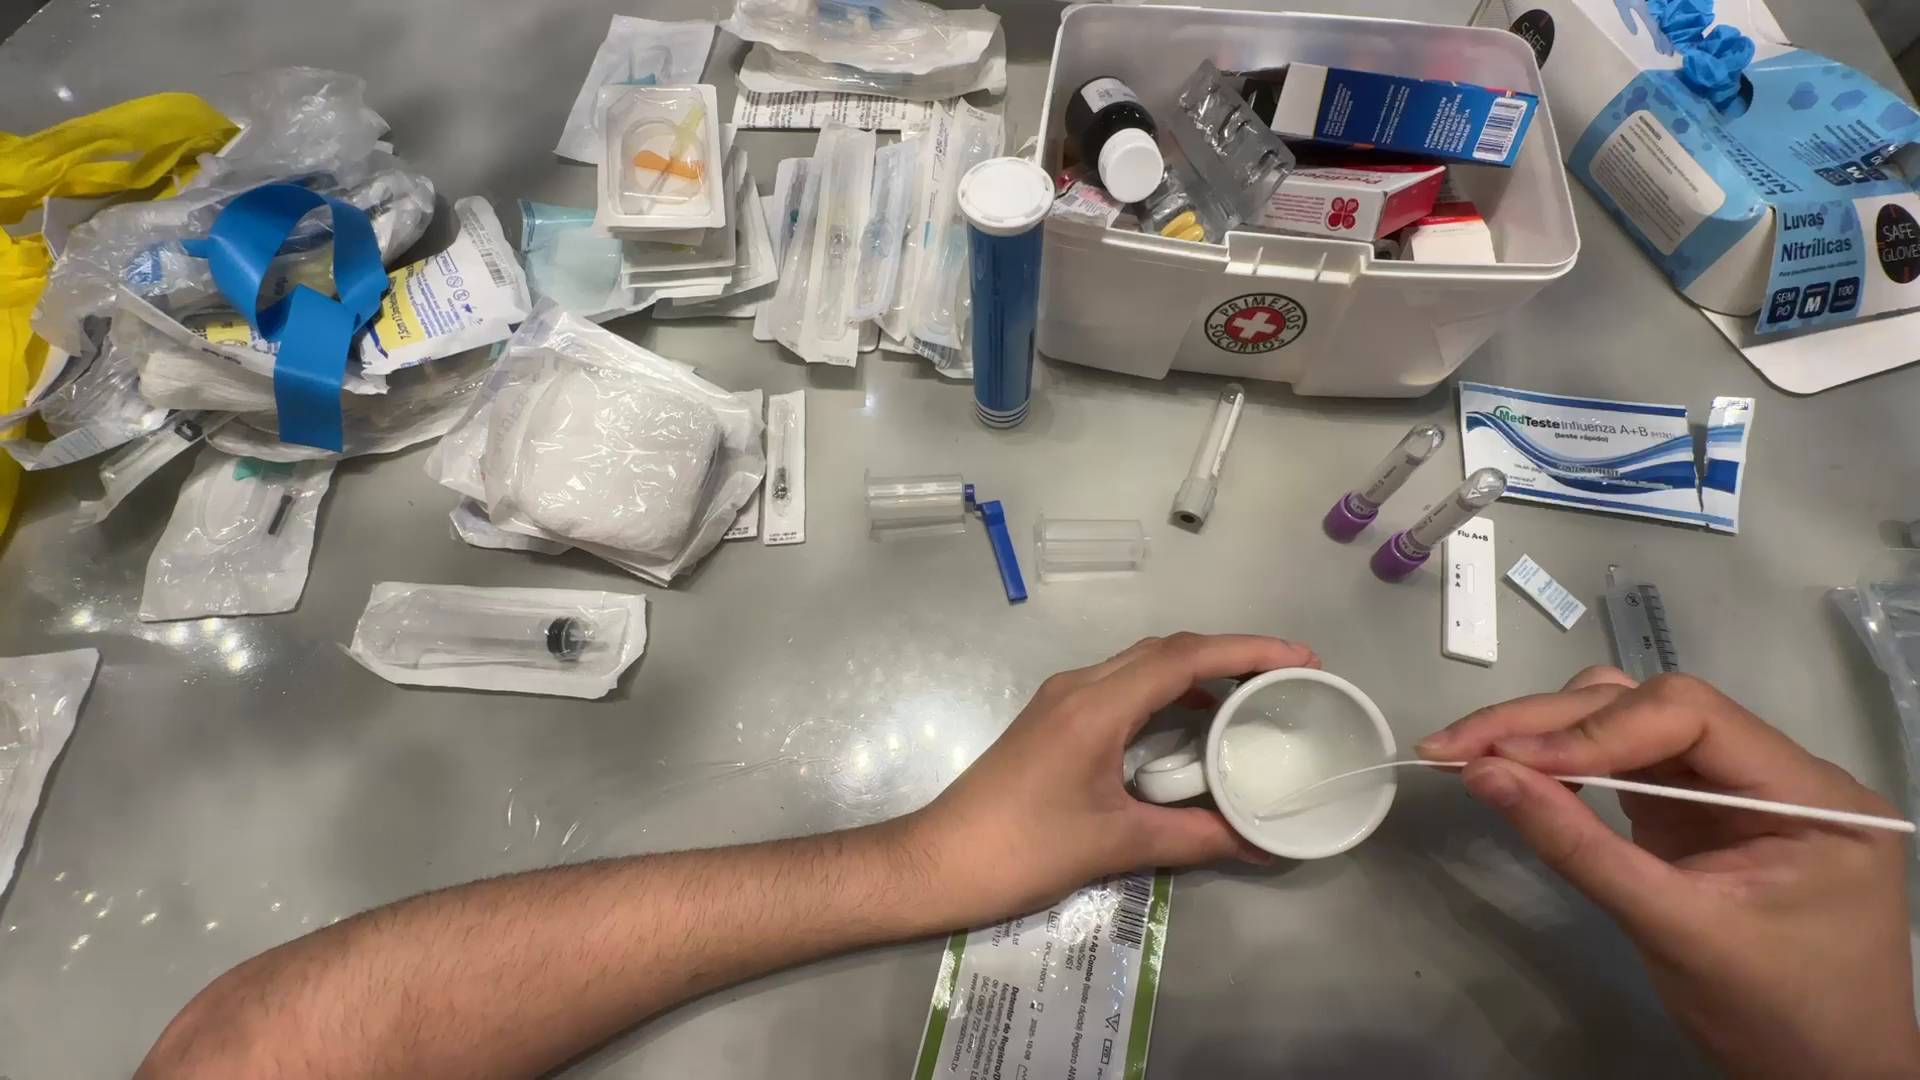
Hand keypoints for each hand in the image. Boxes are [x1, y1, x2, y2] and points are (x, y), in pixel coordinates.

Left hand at [901, 634, 1317, 927]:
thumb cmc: (1025, 848)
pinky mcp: (1053, 718)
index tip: (1299, 657)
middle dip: (1226, 654)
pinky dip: (1161, 694)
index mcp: (1096, 705)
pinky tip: (1186, 725)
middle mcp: (1078, 686)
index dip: (1245, 649)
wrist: (943, 857)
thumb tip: (1260, 843)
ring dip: (1192, 672)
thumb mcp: (1116, 844)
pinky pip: (1119, 686)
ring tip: (1246, 696)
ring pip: (1138, 665)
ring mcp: (1061, 698)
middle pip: (1162, 650)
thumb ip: (1194, 837)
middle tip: (1282, 676)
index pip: (1182, 657)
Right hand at [1420, 667, 1919, 1079]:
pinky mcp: (1677, 795)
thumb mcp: (1670, 926)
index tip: (1507, 761)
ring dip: (1531, 730)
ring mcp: (1717, 778)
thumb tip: (1477, 772)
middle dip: (1534, 725)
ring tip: (1464, 754)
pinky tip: (1507, 771)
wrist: (1815, 1071)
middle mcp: (1764, 766)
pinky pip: (1602, 751)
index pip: (1684, 714)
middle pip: (1631, 706)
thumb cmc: (1772, 1010)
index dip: (1589, 730)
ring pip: (1608, 715)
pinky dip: (1546, 756)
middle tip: (1448, 747)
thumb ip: (1574, 844)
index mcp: (1805, 793)